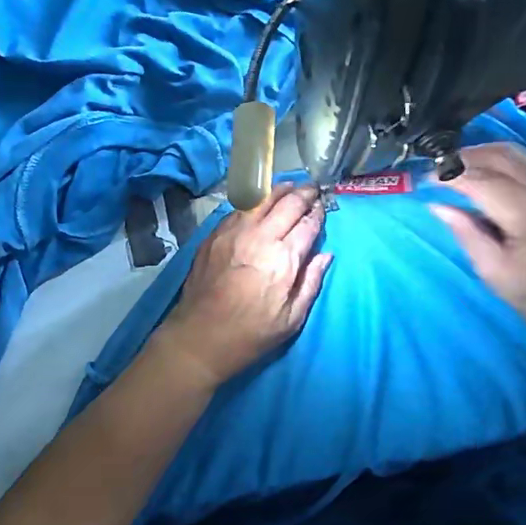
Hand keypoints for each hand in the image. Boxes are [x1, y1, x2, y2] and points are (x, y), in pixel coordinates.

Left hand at [153, 184, 331, 386]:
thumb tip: (325, 255)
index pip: (308, 224)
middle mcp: (260, 236)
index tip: (324, 207)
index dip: (319, 213)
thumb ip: (310, 283)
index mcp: (284, 258)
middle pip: (287, 203)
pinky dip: (253, 202)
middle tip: (312, 189)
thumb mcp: (291, 319)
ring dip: (279, 190)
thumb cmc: (250, 334)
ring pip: (261, 199)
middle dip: (304, 193)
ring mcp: (233, 232)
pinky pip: (238, 209)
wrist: (199, 337)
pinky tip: (258, 203)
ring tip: (289, 187)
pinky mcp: (214, 236)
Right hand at [429, 143, 525, 343]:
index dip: (449, 177)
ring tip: (456, 166)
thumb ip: (467, 234)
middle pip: (502, 156)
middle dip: (465, 157)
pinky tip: (487, 177)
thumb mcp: (495, 273)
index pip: (481, 181)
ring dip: (485, 155)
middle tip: (436, 167)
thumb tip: (439, 206)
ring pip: (519, 155)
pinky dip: (503, 164)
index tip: (423, 179)